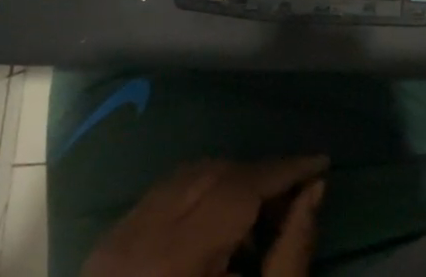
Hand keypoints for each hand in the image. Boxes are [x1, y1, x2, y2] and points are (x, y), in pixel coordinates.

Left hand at [83, 156, 326, 276]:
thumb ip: (292, 249)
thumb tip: (316, 188)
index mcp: (174, 262)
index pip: (238, 188)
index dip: (284, 170)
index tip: (322, 163)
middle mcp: (135, 241)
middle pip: (212, 175)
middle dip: (260, 176)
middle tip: (297, 193)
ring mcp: (112, 243)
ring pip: (184, 178)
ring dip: (230, 182)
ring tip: (261, 211)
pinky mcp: (103, 248)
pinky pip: (160, 197)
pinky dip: (197, 196)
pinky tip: (219, 227)